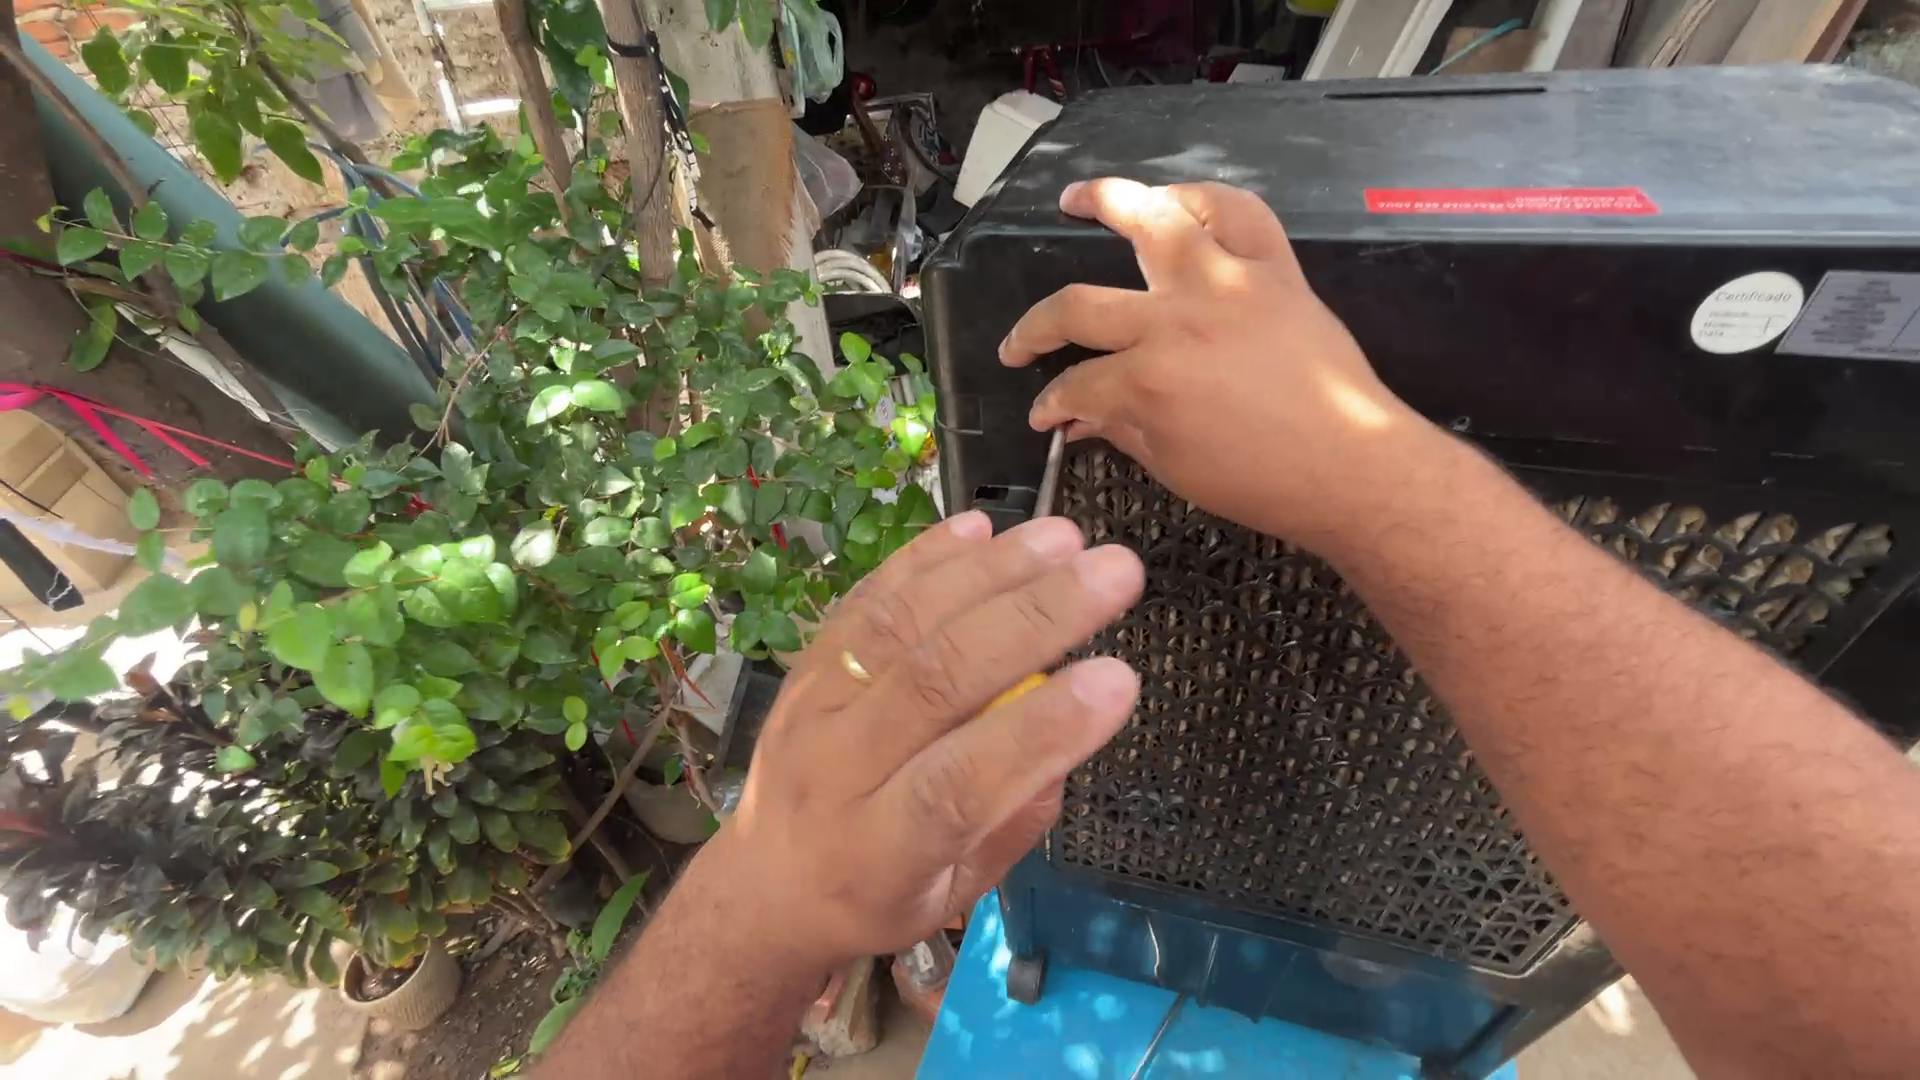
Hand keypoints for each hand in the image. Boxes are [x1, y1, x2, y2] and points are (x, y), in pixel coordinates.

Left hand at [706, 510, 1144, 968]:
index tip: (1119, 677)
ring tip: (1062, 537)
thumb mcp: (952, 895)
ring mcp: (813, 701)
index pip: (960, 782)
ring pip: (902, 622)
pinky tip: (980, 525)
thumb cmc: (875, 894)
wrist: (765, 877)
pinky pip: (866, 597)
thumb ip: (1013, 819)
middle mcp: (835, 766)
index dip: (1041, 728)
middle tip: (1112, 572)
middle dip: (1034, 619)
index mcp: (875, 850)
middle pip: (934, 679)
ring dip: (989, 570)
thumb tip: (1069, 725)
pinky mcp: (808, 658)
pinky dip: (925, 556)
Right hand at [999, 178, 1441, 549]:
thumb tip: (1077, 421)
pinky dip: (1204, 199)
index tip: (1043, 417)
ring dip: (1106, 202)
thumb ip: (1117, 430)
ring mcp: (1226, 285)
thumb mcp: (1172, 466)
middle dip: (1034, 330)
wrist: (1351, 469)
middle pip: (1080, 306)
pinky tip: (1176, 202)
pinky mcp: (1273, 271)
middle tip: (1018, 344)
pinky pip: (1240, 211)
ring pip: (1155, 221)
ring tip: (1075, 198)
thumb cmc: (1260, 482)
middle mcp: (1176, 321)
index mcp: (1147, 382)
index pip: (1073, 387)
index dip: (1049, 405)